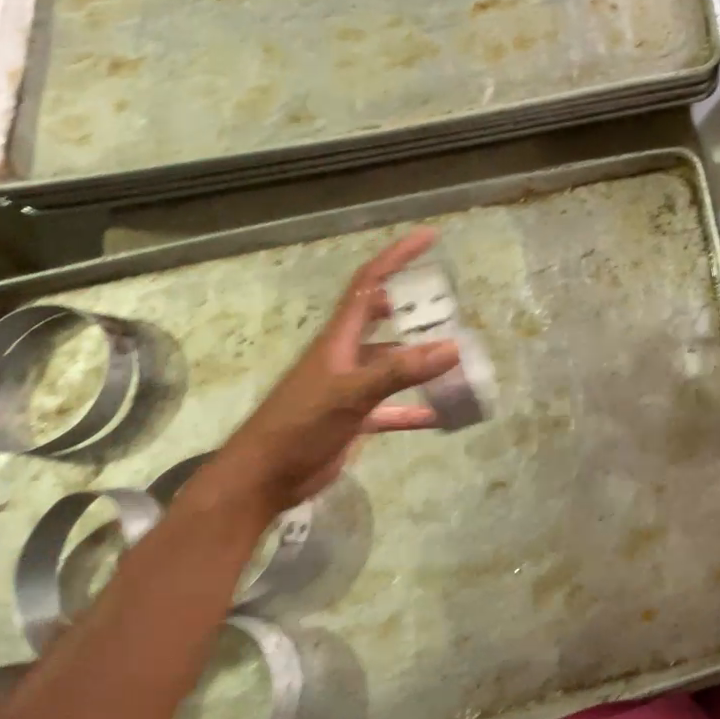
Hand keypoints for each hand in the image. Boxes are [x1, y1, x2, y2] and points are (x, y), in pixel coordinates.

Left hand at [211, 229, 460, 514]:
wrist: (261, 480)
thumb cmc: (298, 427)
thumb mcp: (351, 395)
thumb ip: (400, 371)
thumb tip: (453, 347)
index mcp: (338, 339)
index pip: (369, 284)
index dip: (397, 257)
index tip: (429, 238)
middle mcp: (345, 356)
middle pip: (381, 317)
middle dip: (413, 305)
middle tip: (450, 301)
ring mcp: (349, 387)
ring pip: (393, 363)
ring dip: (422, 360)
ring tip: (458, 358)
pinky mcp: (354, 418)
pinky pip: (394, 407)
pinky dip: (418, 408)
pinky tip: (445, 414)